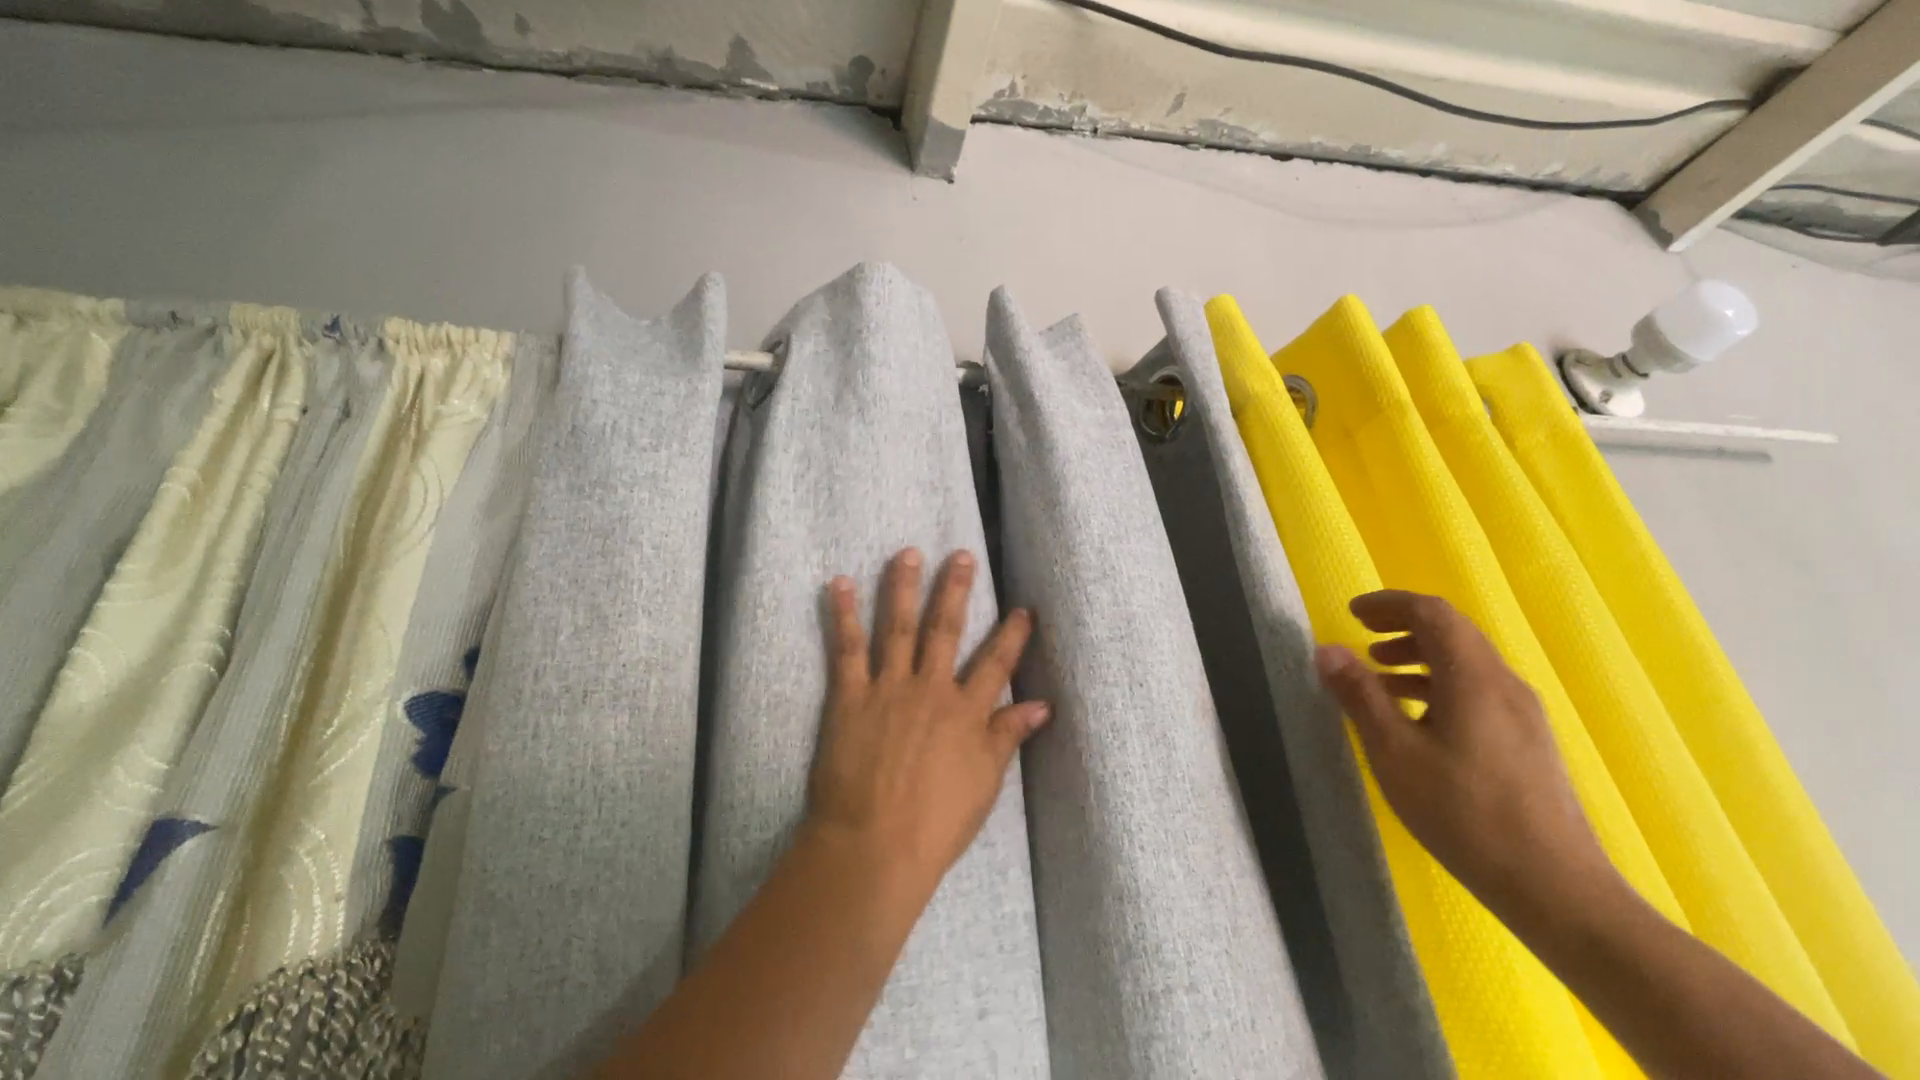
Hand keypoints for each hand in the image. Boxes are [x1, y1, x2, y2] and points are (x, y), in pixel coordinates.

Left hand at [807, 548, 1049, 887]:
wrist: (876, 844)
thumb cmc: (936, 823)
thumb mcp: (985, 783)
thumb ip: (1008, 737)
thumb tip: (1042, 705)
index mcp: (967, 712)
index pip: (996, 664)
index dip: (1012, 635)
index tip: (1024, 608)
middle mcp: (931, 689)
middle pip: (946, 630)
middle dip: (956, 590)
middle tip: (962, 555)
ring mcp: (889, 688)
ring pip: (898, 627)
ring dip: (902, 587)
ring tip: (907, 553)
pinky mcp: (849, 697)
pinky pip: (847, 648)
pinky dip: (843, 613)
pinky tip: (840, 582)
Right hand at [1313, 589, 1618, 920]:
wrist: (1552, 884)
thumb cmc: (1463, 813)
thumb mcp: (1395, 753)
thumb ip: (1361, 697)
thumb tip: (1327, 650)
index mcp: (1474, 677)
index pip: (1433, 614)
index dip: (1390, 604)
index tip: (1351, 613)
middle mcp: (1505, 684)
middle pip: (1454, 634)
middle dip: (1403, 628)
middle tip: (1361, 640)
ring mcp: (1523, 715)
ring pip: (1466, 665)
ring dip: (1420, 660)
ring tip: (1379, 682)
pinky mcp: (1527, 742)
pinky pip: (1478, 692)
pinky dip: (1439, 687)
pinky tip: (1417, 723)